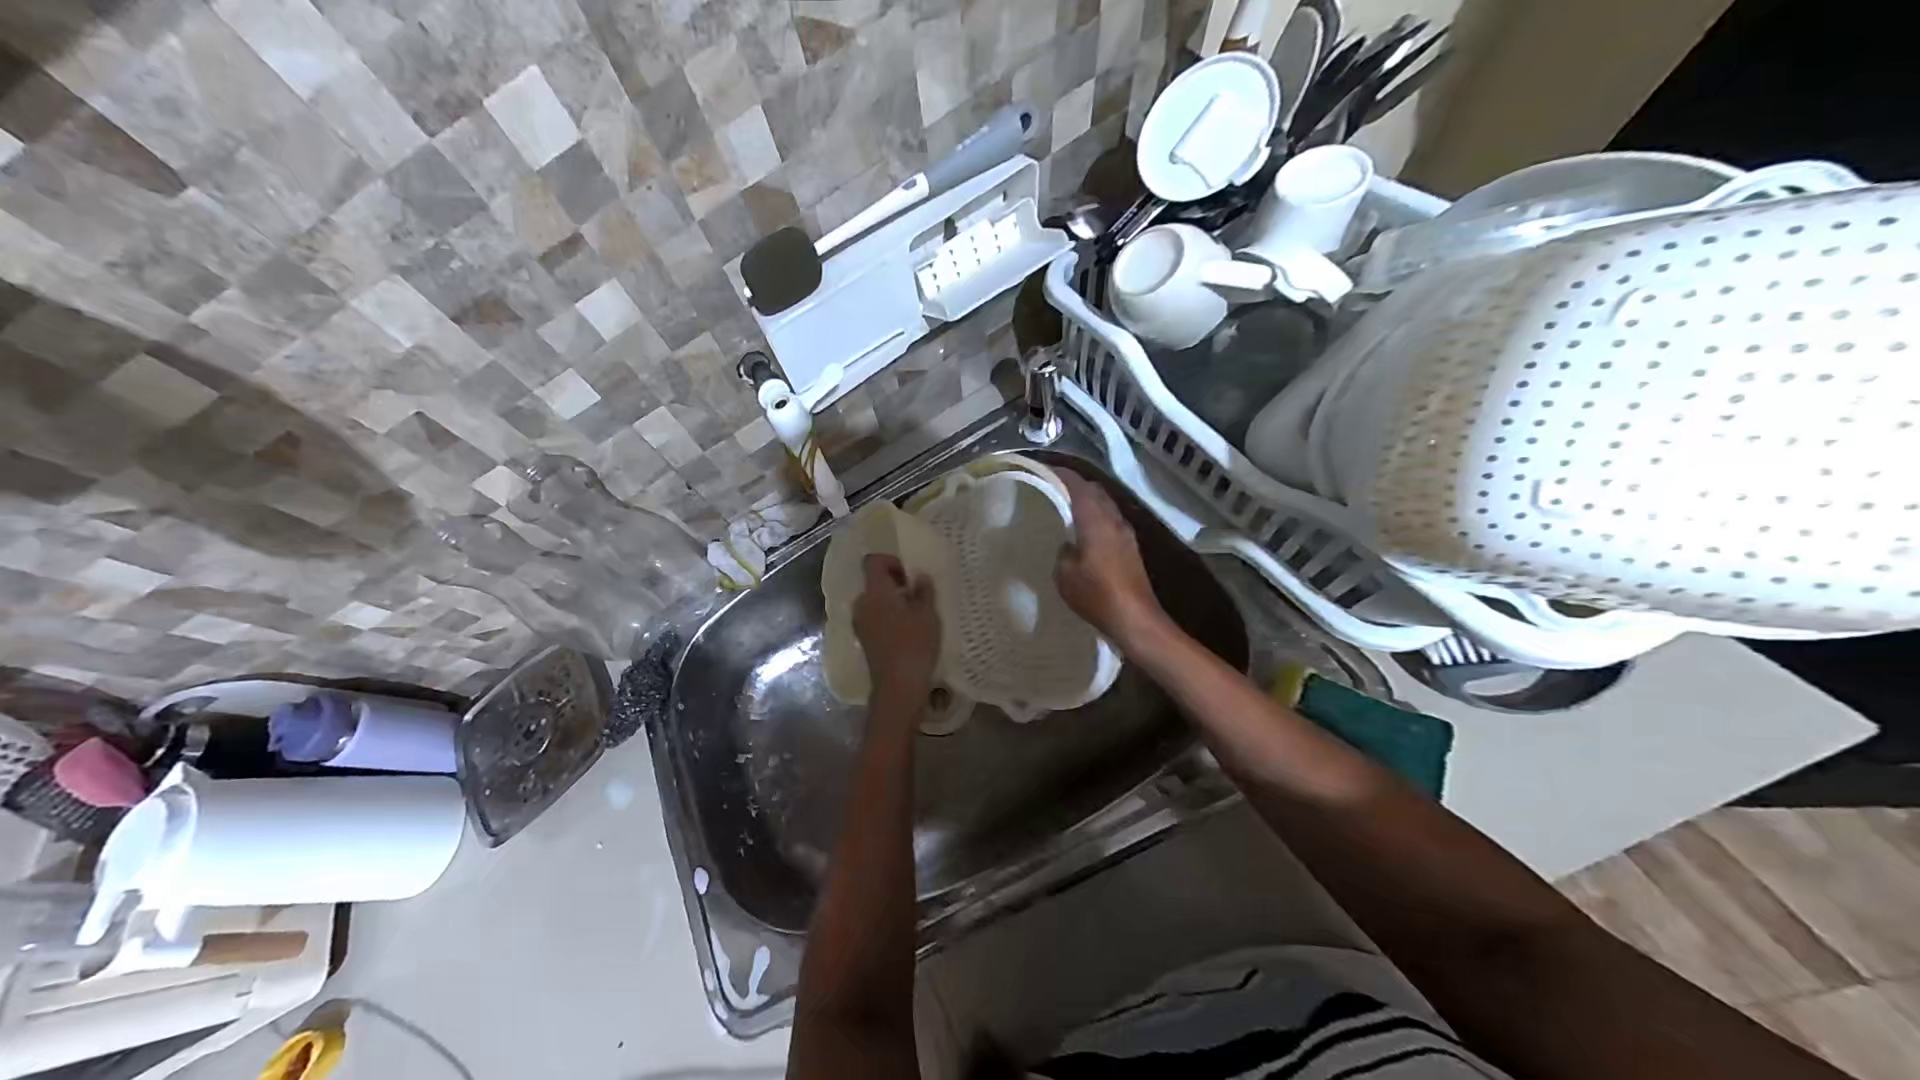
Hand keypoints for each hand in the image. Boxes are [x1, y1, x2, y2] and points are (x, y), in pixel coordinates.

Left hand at [853, 554, 940, 694]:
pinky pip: (874, 617)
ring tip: (915, 615)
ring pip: (874, 601)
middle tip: (917, 595)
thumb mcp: (927, 614)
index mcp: (875, 591)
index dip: (891, 561)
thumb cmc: (915, 643)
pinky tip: (907, 631)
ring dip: (892, 601)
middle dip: (894, 583)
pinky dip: (888, 617)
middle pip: (874, 582)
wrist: (898, 685)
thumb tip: (919, 577)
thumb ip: (923, 591)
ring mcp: (859, 622)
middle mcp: (861, 603)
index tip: (909, 575)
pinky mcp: (863, 639)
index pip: (873, 561)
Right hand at [1056, 471, 1168, 646]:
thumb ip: (1063, 552)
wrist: (1135, 619)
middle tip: (1053, 487)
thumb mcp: (1065, 575)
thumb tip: (1067, 545)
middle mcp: (1114, 520)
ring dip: (1088, 501)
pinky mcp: (1131, 549)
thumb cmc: (1097, 595)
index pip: (1078, 485)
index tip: (1045, 469)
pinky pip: (1111, 522)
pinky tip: (1084, 531)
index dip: (1061, 474)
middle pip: (1095, 491)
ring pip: (1106, 506)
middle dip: (1075, 484)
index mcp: (1096, 520)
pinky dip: (1096, 517)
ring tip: (1066, 507)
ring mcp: (1126, 534)